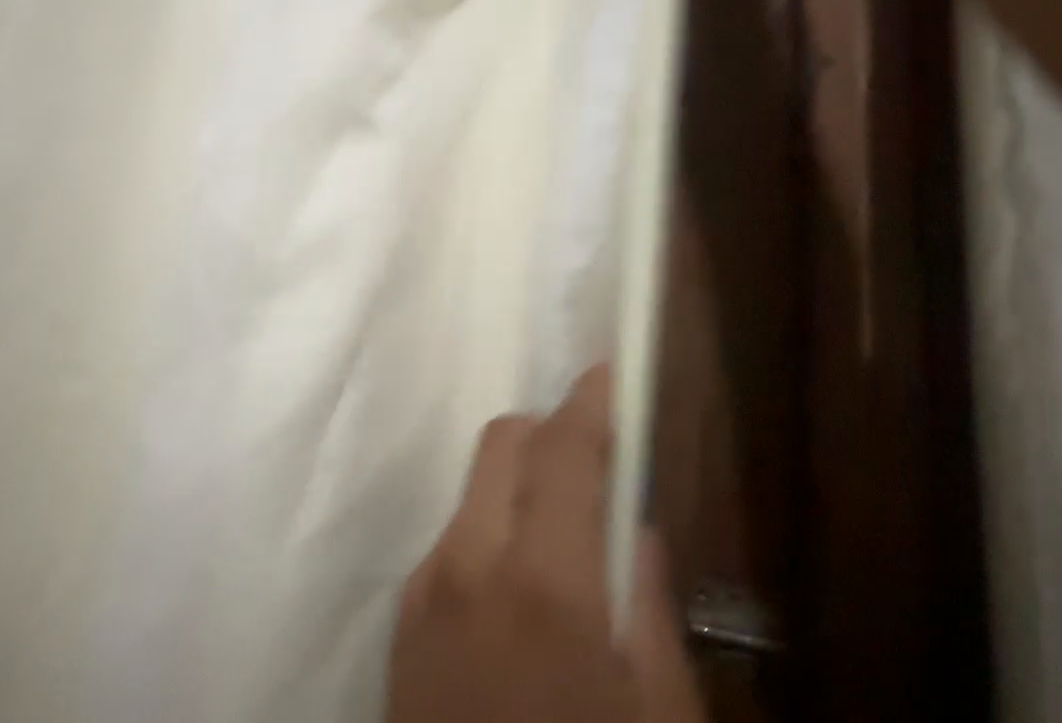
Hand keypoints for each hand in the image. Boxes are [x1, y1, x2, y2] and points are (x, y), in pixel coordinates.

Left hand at [385, 365, 705, 722]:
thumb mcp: (659, 718)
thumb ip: (646, 608)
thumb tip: (630, 527)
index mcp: (541, 585)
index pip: (562, 450)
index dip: (591, 401)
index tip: (612, 373)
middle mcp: (466, 566)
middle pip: (502, 445)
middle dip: (551, 437)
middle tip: (600, 471)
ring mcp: (422, 593)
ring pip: (474, 493)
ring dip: (520, 491)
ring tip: (567, 551)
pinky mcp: (401, 626)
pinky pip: (452, 545)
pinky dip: (490, 537)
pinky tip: (522, 603)